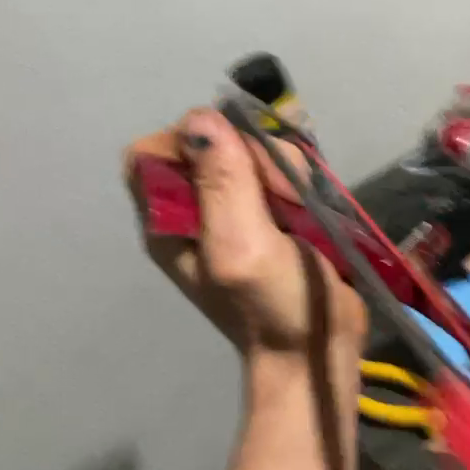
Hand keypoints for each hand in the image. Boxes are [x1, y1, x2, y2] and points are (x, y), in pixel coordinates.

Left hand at [125, 107, 367, 377]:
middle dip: (252, 155)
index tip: (236, 159)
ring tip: (301, 208)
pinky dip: (297, 178)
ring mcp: (234, 210)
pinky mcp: (270, 212)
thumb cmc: (272, 307)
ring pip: (252, 152)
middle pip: (211, 143)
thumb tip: (202, 118)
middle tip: (280, 193)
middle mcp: (194, 210)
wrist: (316, 350)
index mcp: (168, 221)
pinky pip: (277, 171)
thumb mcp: (242, 247)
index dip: (193, 141)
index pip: (154, 150)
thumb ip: (223, 184)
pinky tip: (310, 207)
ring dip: (283, 169)